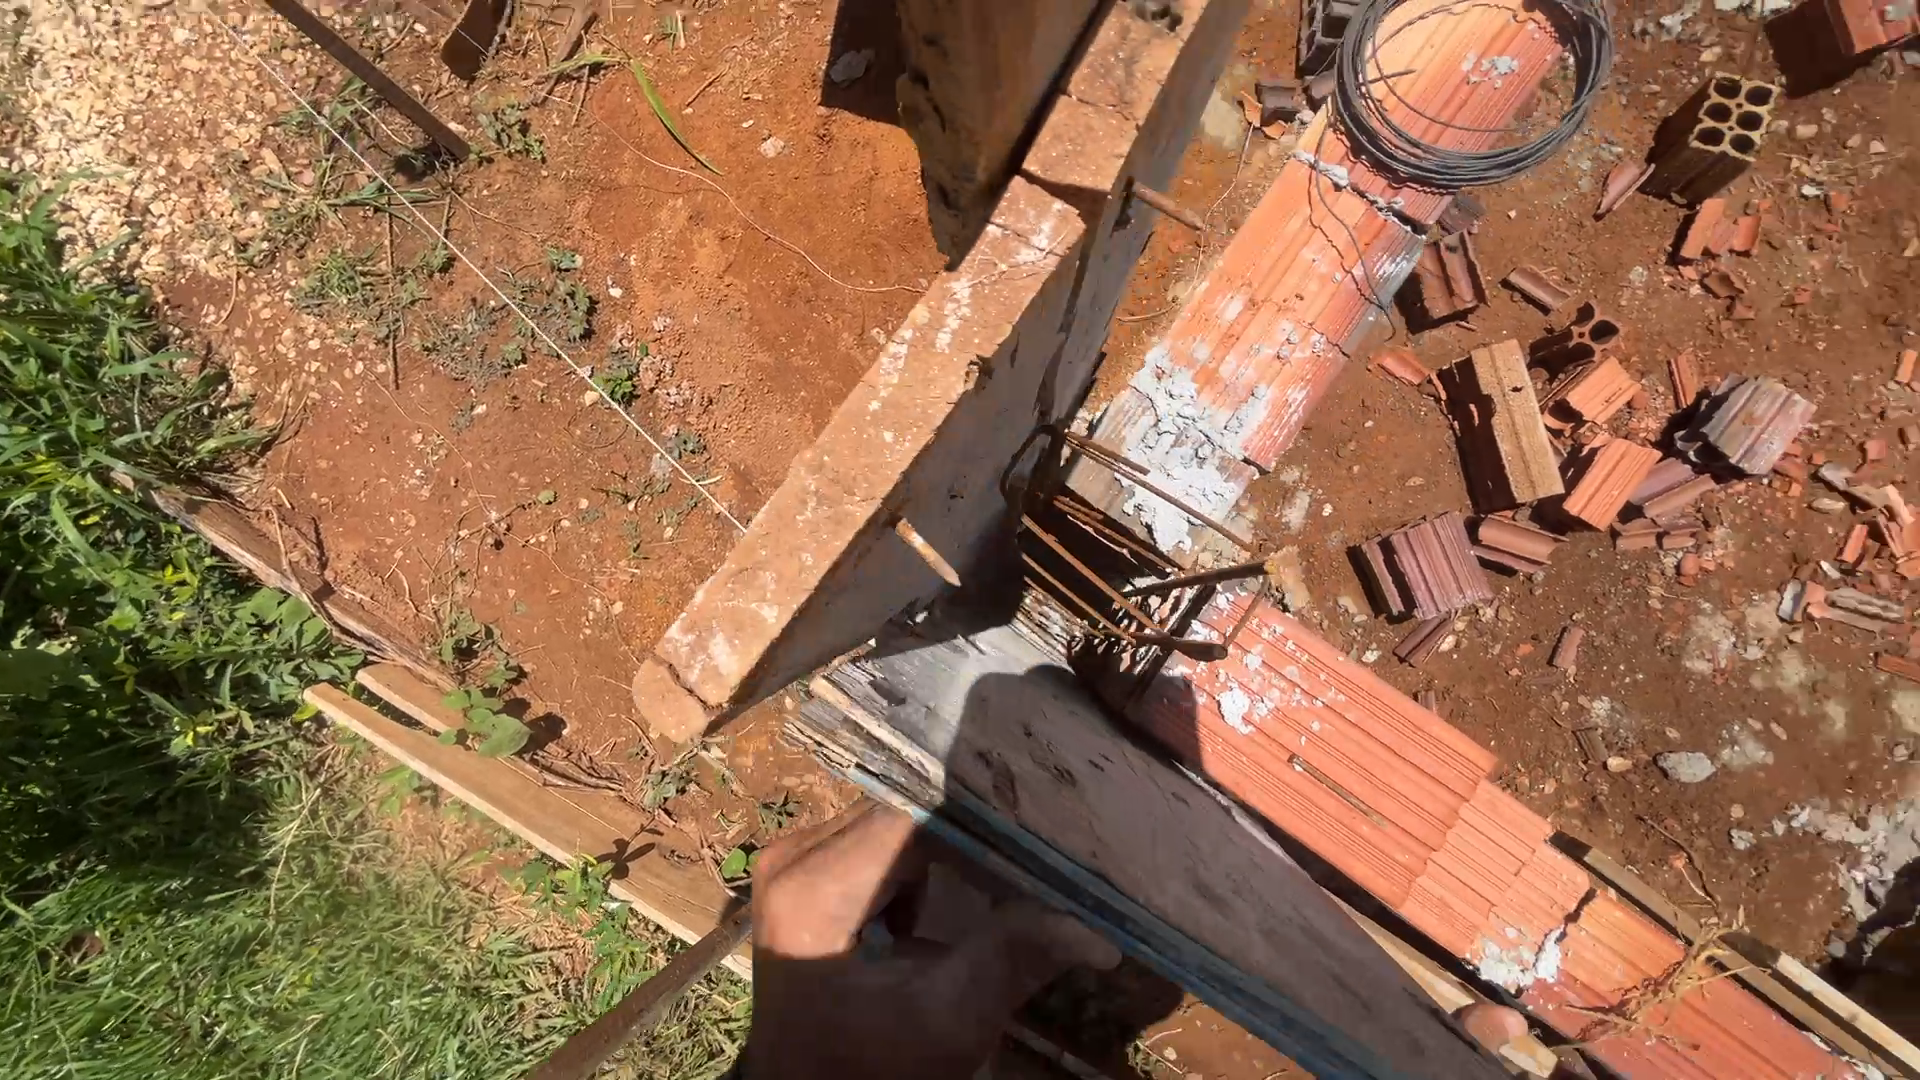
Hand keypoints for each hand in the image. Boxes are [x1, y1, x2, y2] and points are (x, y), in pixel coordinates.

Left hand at [742, 800, 1119, 1079]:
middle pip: (898, 810)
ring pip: (888, 817)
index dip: (976, 817)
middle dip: (964, 828)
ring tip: (985, 872)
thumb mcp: (946, 1026)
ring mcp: (791, 857)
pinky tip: (932, 898)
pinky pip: (869, 834)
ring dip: (940, 841)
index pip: (911, 816)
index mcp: (814, 889)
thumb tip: (1095, 933)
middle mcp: (793, 854)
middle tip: (1025, 847)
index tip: (1035, 829)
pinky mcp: (799, 865)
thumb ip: (1010, 961)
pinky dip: (911, 855)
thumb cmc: (869, 1067)